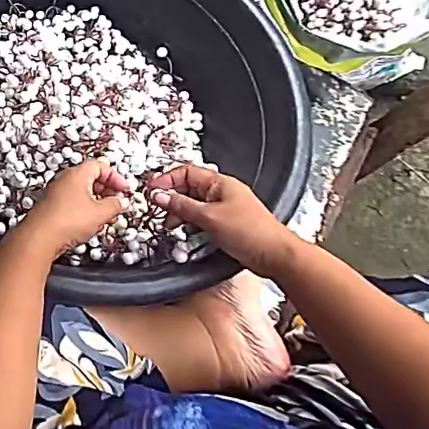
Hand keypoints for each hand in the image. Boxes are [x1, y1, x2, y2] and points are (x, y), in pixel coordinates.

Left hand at [11, 159, 133, 256]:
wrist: (40, 237)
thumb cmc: (68, 220)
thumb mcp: (100, 213)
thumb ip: (115, 205)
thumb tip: (122, 201)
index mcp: (77, 174)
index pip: (100, 165)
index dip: (115, 177)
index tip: (124, 189)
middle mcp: (65, 180)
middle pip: (90, 177)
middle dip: (107, 188)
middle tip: (117, 200)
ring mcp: (56, 193)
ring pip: (81, 190)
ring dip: (96, 199)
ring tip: (106, 213)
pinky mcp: (51, 206)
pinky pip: (72, 201)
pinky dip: (84, 207)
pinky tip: (90, 221)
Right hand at [146, 164, 304, 277]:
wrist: (276, 256)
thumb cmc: (252, 233)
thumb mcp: (208, 217)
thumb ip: (181, 205)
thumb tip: (159, 195)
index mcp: (219, 183)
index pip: (185, 172)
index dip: (166, 180)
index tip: (151, 191)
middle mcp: (222, 193)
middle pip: (187, 189)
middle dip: (171, 199)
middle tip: (159, 210)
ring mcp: (224, 209)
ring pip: (193, 206)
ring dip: (180, 214)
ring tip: (172, 226)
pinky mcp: (225, 225)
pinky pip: (201, 220)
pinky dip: (191, 225)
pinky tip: (186, 235)